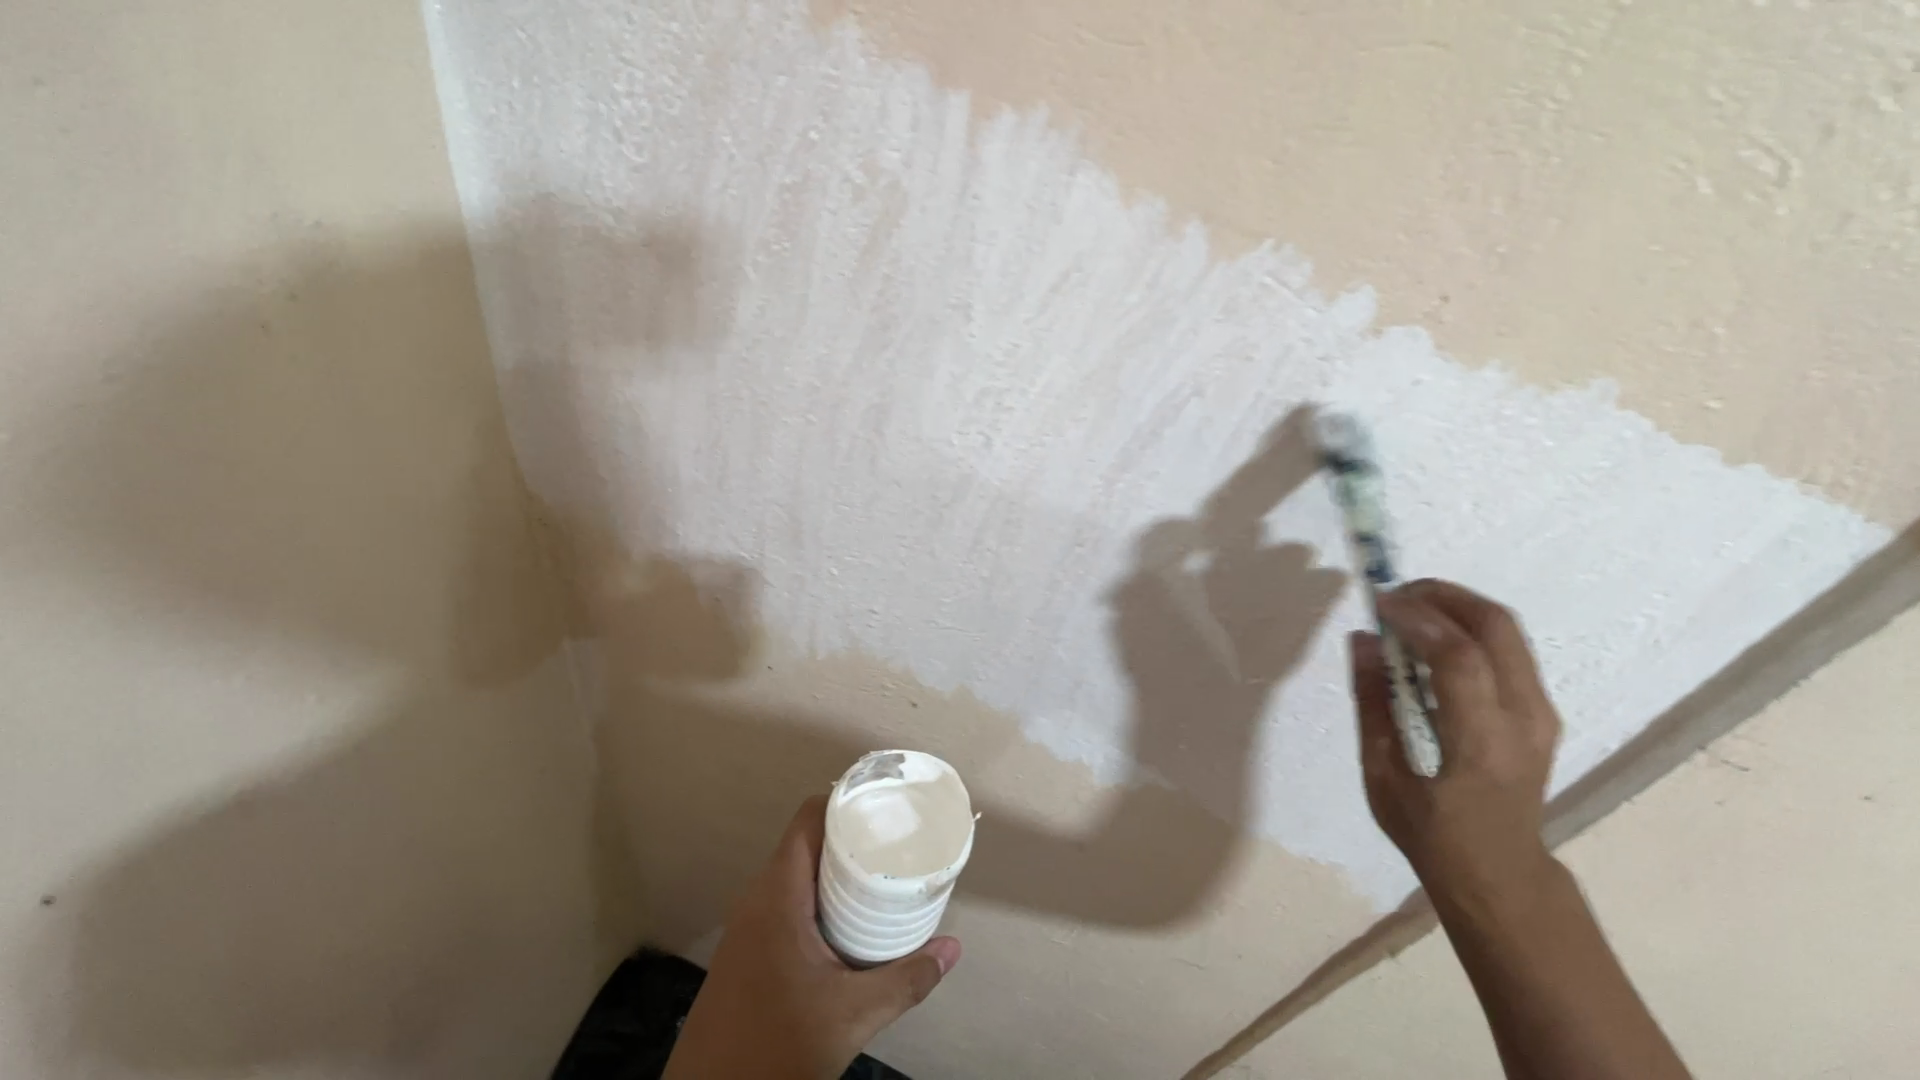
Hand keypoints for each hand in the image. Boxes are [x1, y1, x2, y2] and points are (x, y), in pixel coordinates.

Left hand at [662, 797, 961, 1079]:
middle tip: (898, 839)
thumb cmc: (777, 1045)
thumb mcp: (852, 1016)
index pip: (808, 819)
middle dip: (851, 835)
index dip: (845, 801)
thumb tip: (952, 948)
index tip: (887, 803)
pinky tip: (850, 917)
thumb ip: (906, 980)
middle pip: (806, 841)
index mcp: (777, 896)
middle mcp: (757, 898)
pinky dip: (820, 894)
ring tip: (882, 871)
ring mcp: (748, 924)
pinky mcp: (747, 948)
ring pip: (796, 872)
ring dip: (835, 867)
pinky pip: (787, 899)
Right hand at [1350, 580, 1561, 910]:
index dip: (1417, 620)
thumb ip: (1372, 703)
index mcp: (1481, 743)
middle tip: (1395, 595)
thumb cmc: (1429, 831)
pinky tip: (1433, 640)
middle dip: (1443, 596)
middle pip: (1497, 627)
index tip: (1378, 603)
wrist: (1499, 871)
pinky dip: (1469, 628)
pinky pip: (1509, 650)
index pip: (1459, 658)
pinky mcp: (1542, 711)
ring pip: (1508, 632)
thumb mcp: (1381, 774)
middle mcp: (1525, 719)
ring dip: (1457, 607)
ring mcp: (1541, 713)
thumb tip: (1363, 640)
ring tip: (1409, 610)